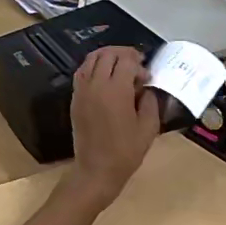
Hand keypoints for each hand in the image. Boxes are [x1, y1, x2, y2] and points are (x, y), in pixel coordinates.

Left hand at [64, 46, 160, 208]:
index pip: (127, 60)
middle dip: (124, 54)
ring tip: (121, 66)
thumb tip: (147, 86)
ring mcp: (82, 90)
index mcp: (116, 90)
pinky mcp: (75, 98)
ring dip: (108, 57)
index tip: (147, 77)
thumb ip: (150, 100)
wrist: (96, 170)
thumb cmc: (126, 151)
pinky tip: (105, 77)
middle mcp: (96, 84)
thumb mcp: (148, 127)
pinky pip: (82, 72)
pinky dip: (94, 67)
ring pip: (92, 59)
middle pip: (108, 54)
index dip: (140, 64)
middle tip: (136, 64)